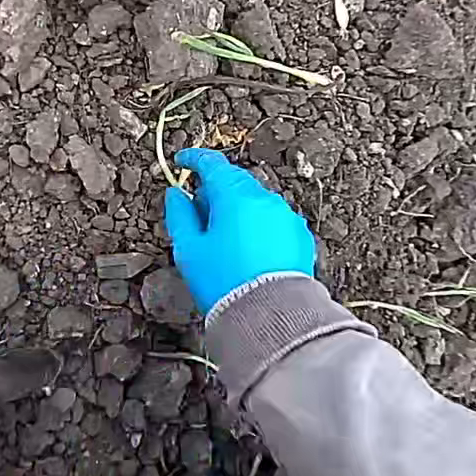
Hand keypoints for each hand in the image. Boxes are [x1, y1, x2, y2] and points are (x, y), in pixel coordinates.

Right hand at [163, 148, 316, 313]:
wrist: (270, 316)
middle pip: (235, 183)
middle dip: (215, 192)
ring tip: (224, 242)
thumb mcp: (190, 249)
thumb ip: (180, 215)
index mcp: (236, 196)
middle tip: (199, 215)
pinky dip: (259, 228)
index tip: (182, 162)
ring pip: (256, 203)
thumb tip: (176, 194)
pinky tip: (248, 252)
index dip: (194, 159)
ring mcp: (286, 217)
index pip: (212, 164)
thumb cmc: (225, 283)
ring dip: (238, 211)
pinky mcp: (300, 236)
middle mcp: (266, 199)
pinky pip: (274, 222)